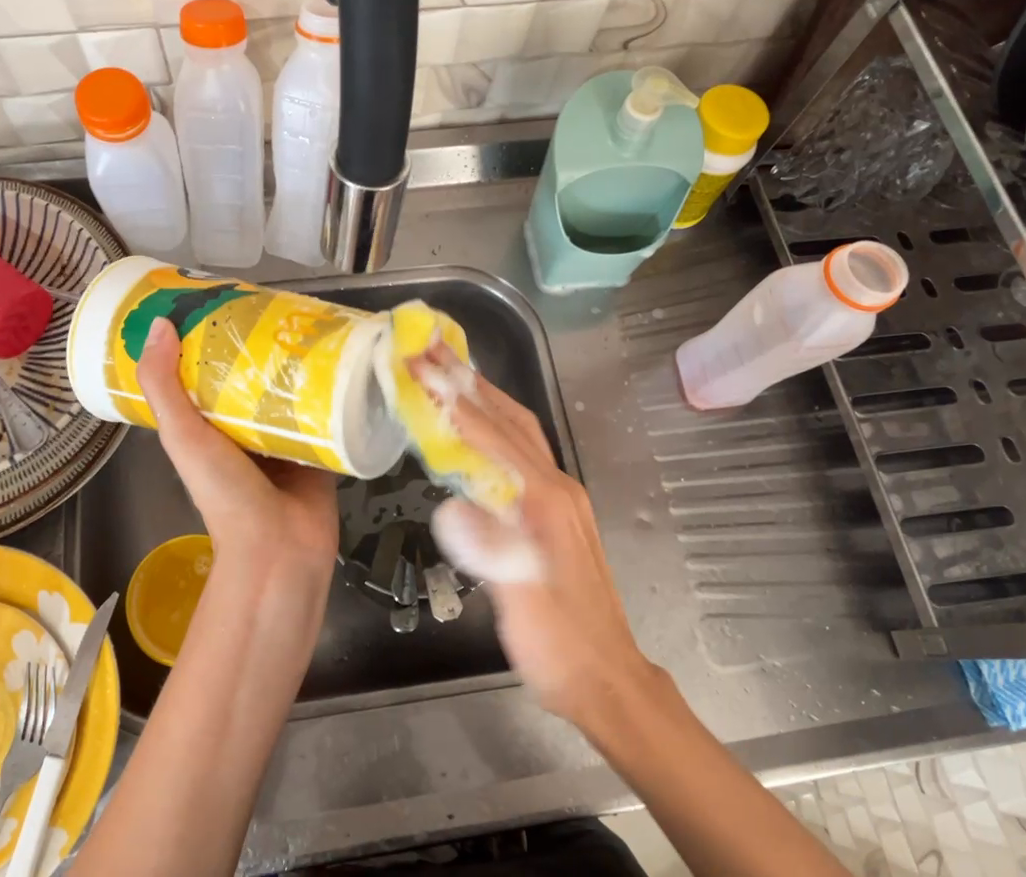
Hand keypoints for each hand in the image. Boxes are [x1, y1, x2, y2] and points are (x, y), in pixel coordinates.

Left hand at [136, 316, 339, 573]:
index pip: (205, 374)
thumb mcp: (184, 437)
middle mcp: (243, 430)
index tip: (221, 299)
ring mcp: (283, 439)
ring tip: (313, 321)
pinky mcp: (319, 447)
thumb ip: (165, 386)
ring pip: (290, 391)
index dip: (208, 340)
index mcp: (206, 428)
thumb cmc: (225, 494)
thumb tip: (158, 323)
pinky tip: (343, 357)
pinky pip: (325, 411)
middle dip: (261, 346)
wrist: (279, 549)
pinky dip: (331, 389)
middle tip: (278, 303)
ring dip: (298, 364)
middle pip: (251, 379)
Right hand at [432, 377, 658, 724]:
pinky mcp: (560, 513)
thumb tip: (448, 508)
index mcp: (544, 500)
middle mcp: (557, 486)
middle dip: (469, 380)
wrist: (608, 677)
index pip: (490, 436)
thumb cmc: (560, 645)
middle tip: (430, 348)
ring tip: (452, 372)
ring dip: (485, 397)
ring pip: (521, 431)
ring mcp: (563, 497)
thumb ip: (491, 552)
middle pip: (509, 419)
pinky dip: (496, 427)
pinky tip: (479, 433)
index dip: (452, 398)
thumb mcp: (523, 604)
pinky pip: (524, 452)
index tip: (417, 363)